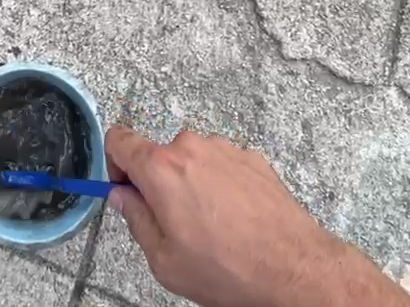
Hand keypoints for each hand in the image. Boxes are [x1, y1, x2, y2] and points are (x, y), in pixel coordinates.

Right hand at [104, 125, 409, 306]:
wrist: (294, 268)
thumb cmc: (230, 269)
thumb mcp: (165, 261)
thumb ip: (135, 220)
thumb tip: (123, 197)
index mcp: (160, 168)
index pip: (119, 139)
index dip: (115, 163)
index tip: (127, 188)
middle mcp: (189, 146)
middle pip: (158, 155)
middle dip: (160, 183)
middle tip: (177, 224)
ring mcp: (223, 148)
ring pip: (192, 160)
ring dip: (193, 184)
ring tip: (214, 226)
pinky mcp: (250, 156)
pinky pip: (222, 164)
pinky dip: (222, 185)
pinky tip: (237, 219)